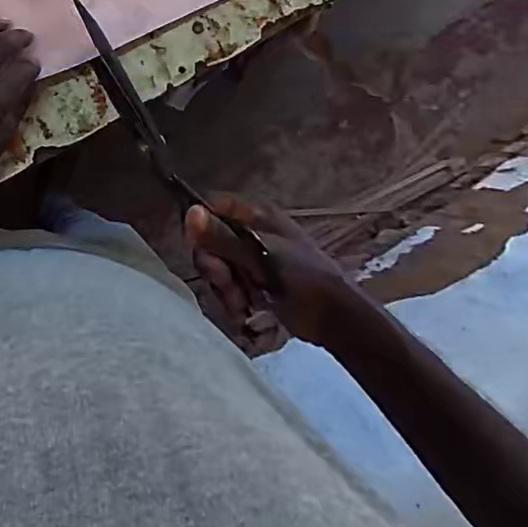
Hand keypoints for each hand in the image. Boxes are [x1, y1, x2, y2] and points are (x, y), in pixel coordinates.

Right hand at [186, 195, 361, 345]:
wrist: (338, 320)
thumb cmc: (304, 279)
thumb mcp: (261, 257)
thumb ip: (223, 238)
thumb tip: (190, 212)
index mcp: (254, 214)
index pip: (210, 206)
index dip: (199, 226)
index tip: (200, 248)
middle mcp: (248, 230)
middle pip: (209, 239)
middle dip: (215, 266)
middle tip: (228, 282)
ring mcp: (251, 256)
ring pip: (216, 265)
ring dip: (224, 287)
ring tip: (242, 301)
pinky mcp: (253, 279)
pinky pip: (227, 284)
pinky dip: (232, 298)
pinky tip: (244, 309)